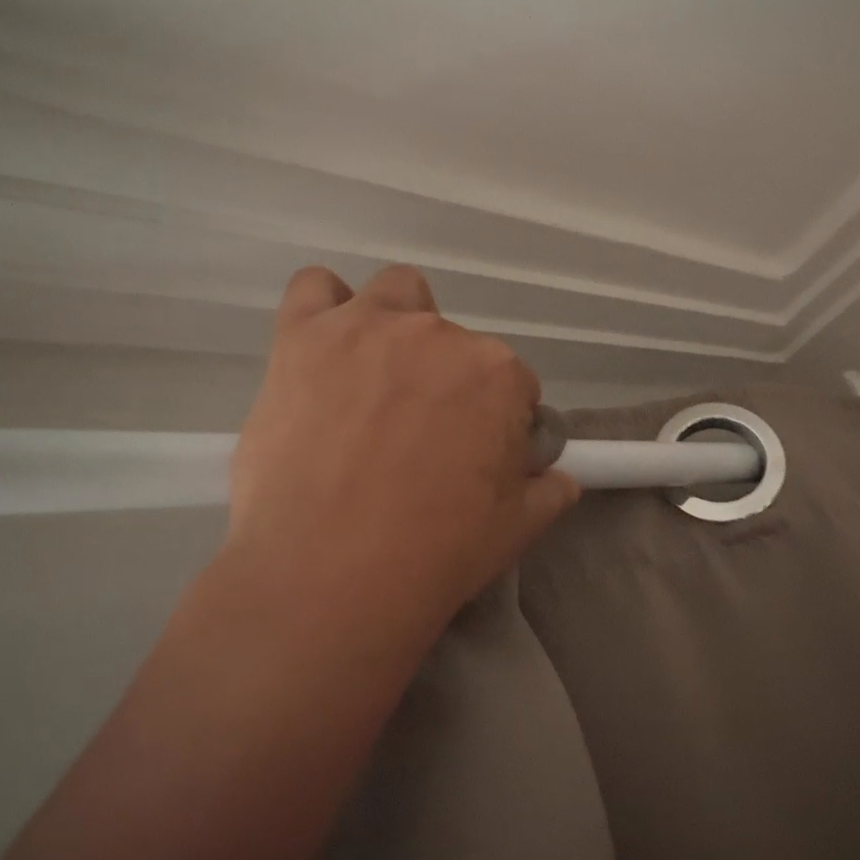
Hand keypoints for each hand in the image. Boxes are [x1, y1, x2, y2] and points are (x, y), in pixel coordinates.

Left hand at [224, 265, 579, 642]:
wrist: (329, 572)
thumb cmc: (436, 551)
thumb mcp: (516, 529)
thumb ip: (548, 491)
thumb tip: (559, 479)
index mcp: (498, 375)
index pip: (512, 384)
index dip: (496, 422)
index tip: (474, 458)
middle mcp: (439, 335)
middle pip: (454, 342)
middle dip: (446, 380)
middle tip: (421, 435)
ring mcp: (367, 329)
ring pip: (396, 293)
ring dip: (397, 325)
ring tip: (376, 382)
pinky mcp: (300, 337)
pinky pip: (314, 287)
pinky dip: (324, 309)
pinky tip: (324, 351)